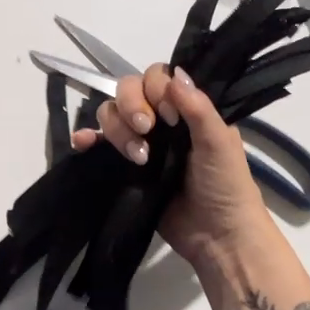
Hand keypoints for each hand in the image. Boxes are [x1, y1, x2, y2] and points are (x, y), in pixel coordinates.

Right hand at [73, 65, 273, 265]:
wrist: (215, 235)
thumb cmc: (225, 185)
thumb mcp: (219, 143)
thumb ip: (198, 108)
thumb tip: (174, 74)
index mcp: (186, 108)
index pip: (157, 77)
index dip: (155, 90)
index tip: (169, 115)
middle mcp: (160, 119)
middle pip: (127, 90)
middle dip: (131, 107)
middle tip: (146, 129)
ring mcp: (139, 141)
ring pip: (110, 114)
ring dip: (117, 130)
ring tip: (138, 159)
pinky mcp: (121, 166)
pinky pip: (96, 144)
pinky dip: (86, 139)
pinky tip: (83, 143)